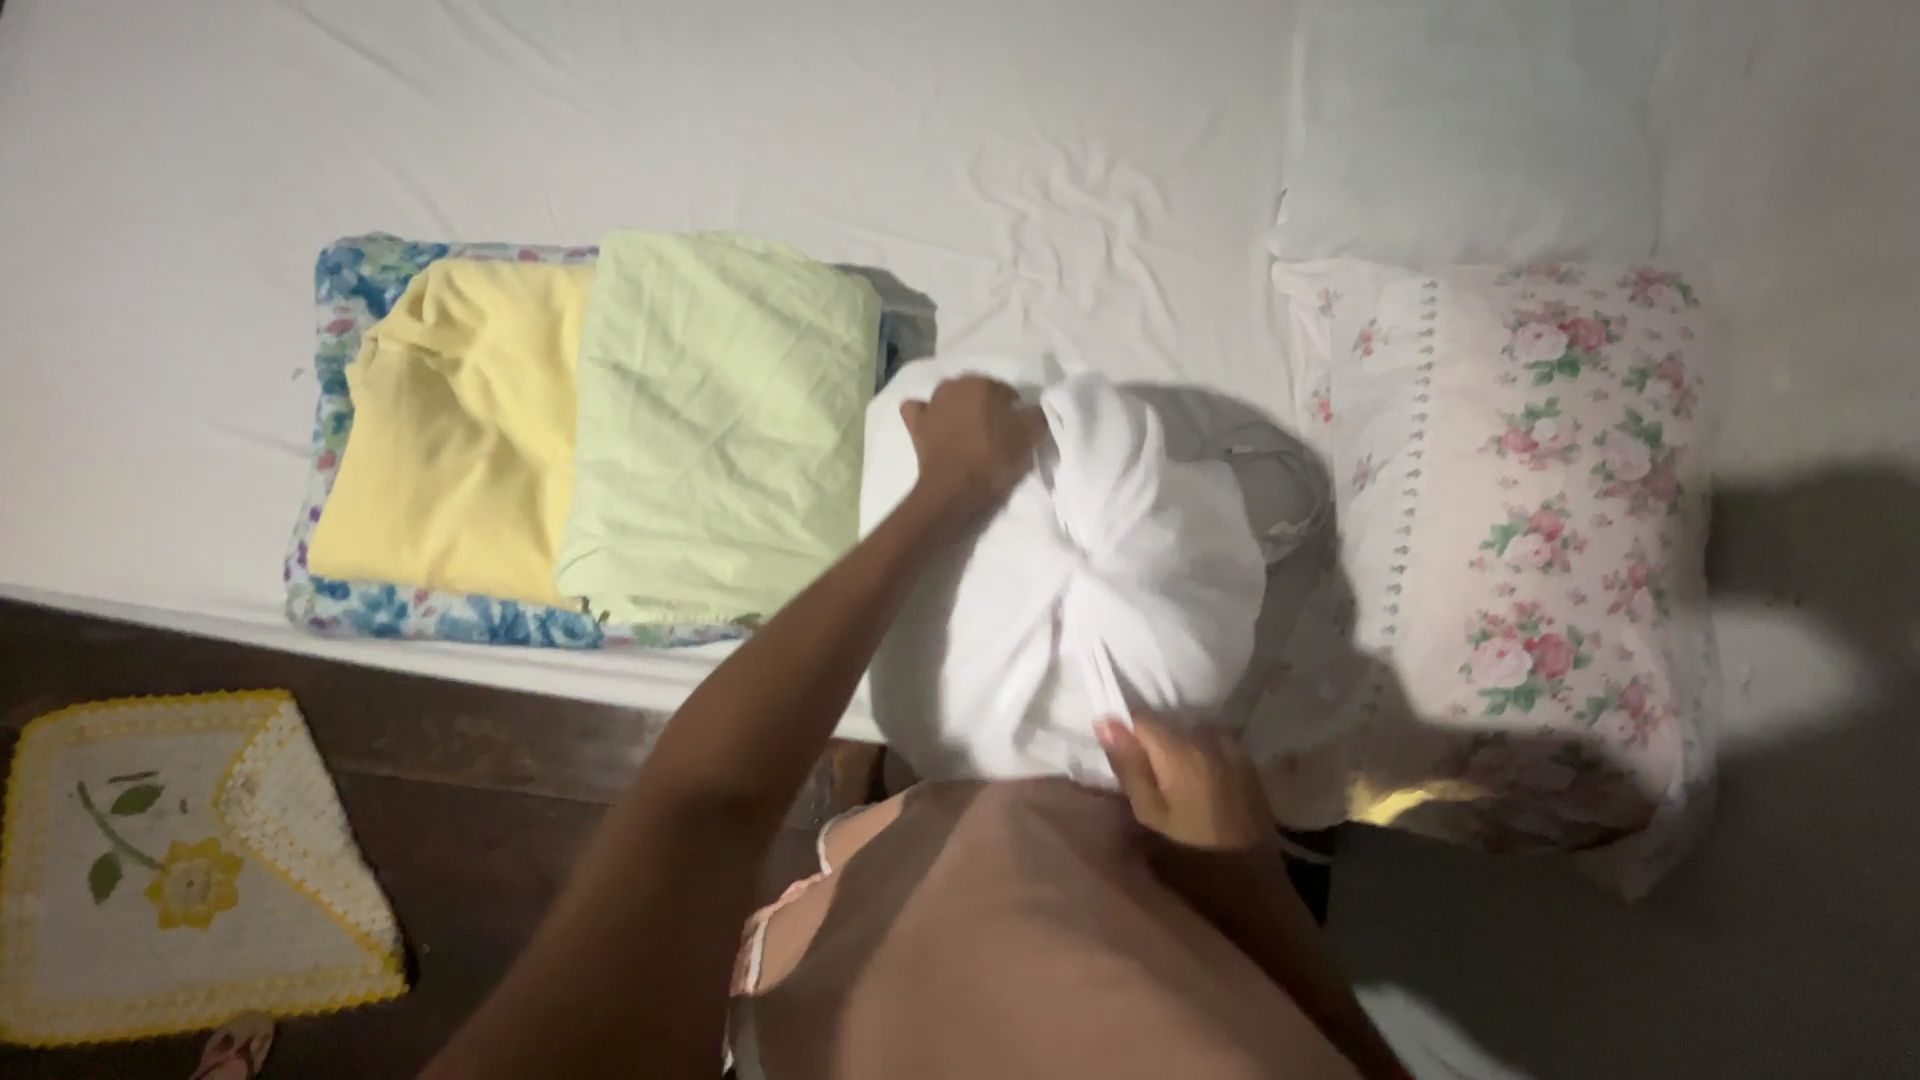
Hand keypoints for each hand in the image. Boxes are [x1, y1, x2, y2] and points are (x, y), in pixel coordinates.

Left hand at [900, 376, 1046, 533]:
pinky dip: (925, 415)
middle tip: (995, 432)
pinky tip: (934, 426)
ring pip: (947, 398)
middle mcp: (954, 386)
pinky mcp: (915, 426)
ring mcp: (931, 404)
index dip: (1014, 410)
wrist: (957, 490)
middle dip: (985, 406)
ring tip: (967, 433)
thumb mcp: (1031, 435)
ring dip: (957, 409)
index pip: (1006, 392)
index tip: (1017, 429)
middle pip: (976, 393)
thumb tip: (1035, 409)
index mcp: (983, 382)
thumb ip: (1038, 415)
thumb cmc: (996, 458)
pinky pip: (918, 410)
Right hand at [1097, 714, 1273, 851]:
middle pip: (1167, 723)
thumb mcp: (1148, 813)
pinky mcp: (1248, 763)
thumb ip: (1127, 764)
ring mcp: (1233, 748)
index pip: (1140, 716)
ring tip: (1175, 786)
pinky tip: (1201, 788)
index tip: (1124, 759)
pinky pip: (1213, 746)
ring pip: (1190, 734)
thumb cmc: (1190, 852)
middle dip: (1152, 744)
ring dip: (1178, 750)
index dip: (1126, 733)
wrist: (1252, 883)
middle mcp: (1208, 737)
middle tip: (1149, 781)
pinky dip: (1201, 758)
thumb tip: (1105, 721)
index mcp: (1180, 749)